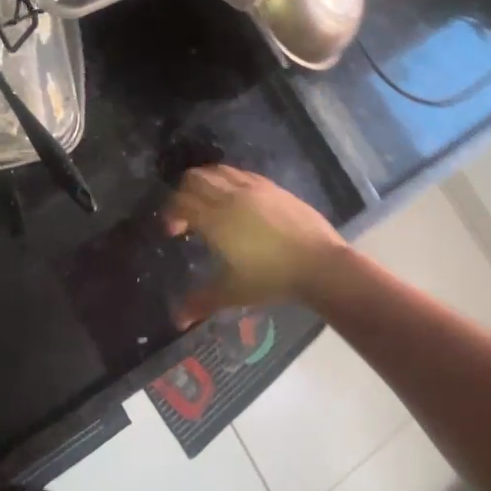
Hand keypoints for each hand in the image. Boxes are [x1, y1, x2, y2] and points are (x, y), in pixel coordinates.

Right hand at [164, 165, 357, 321]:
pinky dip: (229, 181)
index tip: (173, 232)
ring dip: (205, 183)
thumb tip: (178, 320)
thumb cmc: (272, 279)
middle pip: (194, 178)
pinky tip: (236, 200)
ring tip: (209, 204)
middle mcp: (230, 196)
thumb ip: (201, 302)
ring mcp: (253, 187)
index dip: (170, 213)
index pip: (180, 202)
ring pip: (217, 171)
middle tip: (188, 216)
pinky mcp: (272, 186)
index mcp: (215, 219)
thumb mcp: (232, 293)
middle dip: (183, 193)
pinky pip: (241, 173)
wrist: (320, 265)